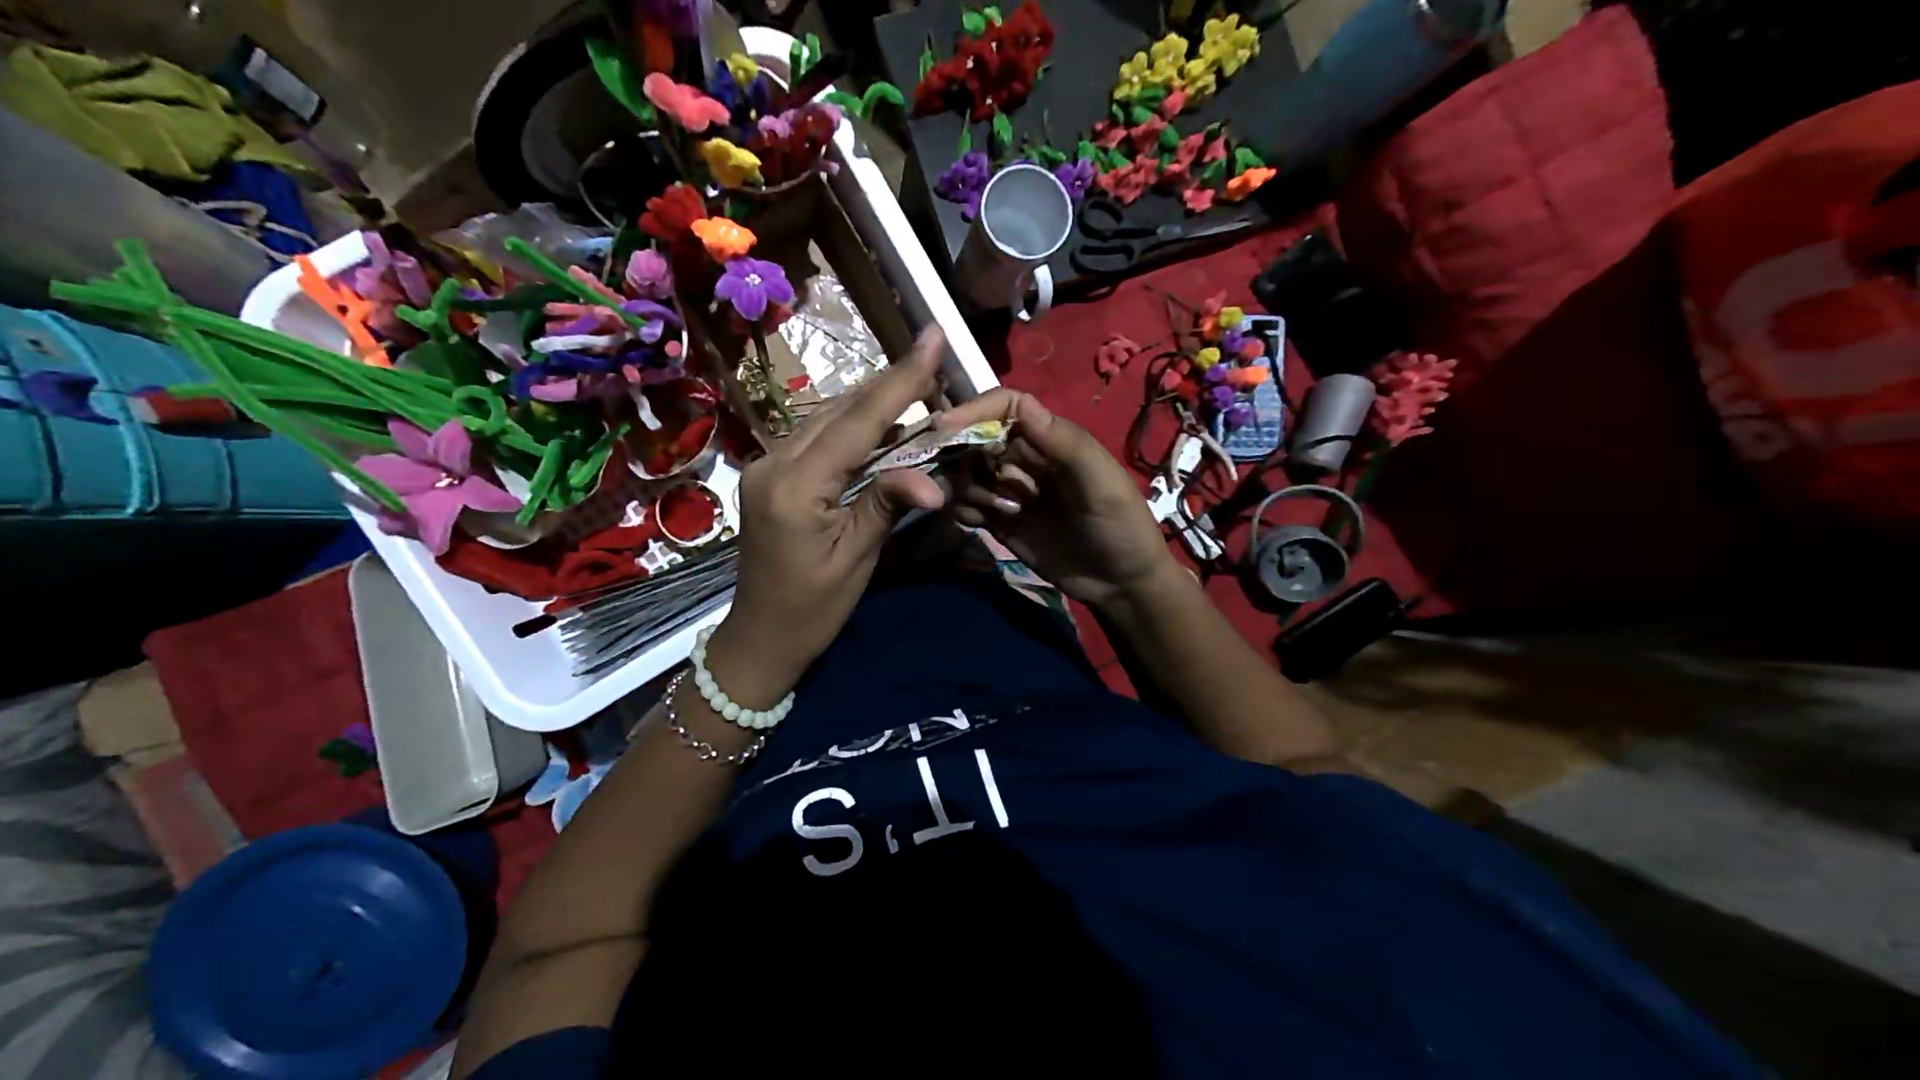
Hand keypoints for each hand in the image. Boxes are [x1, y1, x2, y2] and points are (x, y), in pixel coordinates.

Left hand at [709, 328, 948, 702]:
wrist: (760, 638)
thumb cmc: (811, 609)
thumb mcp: (856, 559)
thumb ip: (887, 505)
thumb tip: (934, 478)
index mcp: (795, 486)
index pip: (859, 422)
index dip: (901, 379)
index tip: (933, 337)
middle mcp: (773, 462)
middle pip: (841, 409)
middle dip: (890, 383)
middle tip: (933, 356)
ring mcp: (766, 465)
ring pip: (827, 417)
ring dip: (872, 401)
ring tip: (917, 383)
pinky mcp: (769, 474)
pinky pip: (816, 436)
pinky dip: (851, 425)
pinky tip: (879, 422)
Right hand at [937, 388, 1177, 608]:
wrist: (1122, 585)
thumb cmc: (1121, 527)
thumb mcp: (1101, 485)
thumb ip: (1065, 445)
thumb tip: (1022, 406)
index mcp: (1052, 440)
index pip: (1006, 409)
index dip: (975, 411)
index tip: (945, 426)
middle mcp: (1028, 460)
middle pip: (978, 439)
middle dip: (962, 453)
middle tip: (961, 481)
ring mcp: (1013, 492)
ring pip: (968, 474)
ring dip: (965, 487)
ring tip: (991, 512)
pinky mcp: (1002, 523)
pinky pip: (970, 507)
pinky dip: (963, 510)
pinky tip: (976, 523)